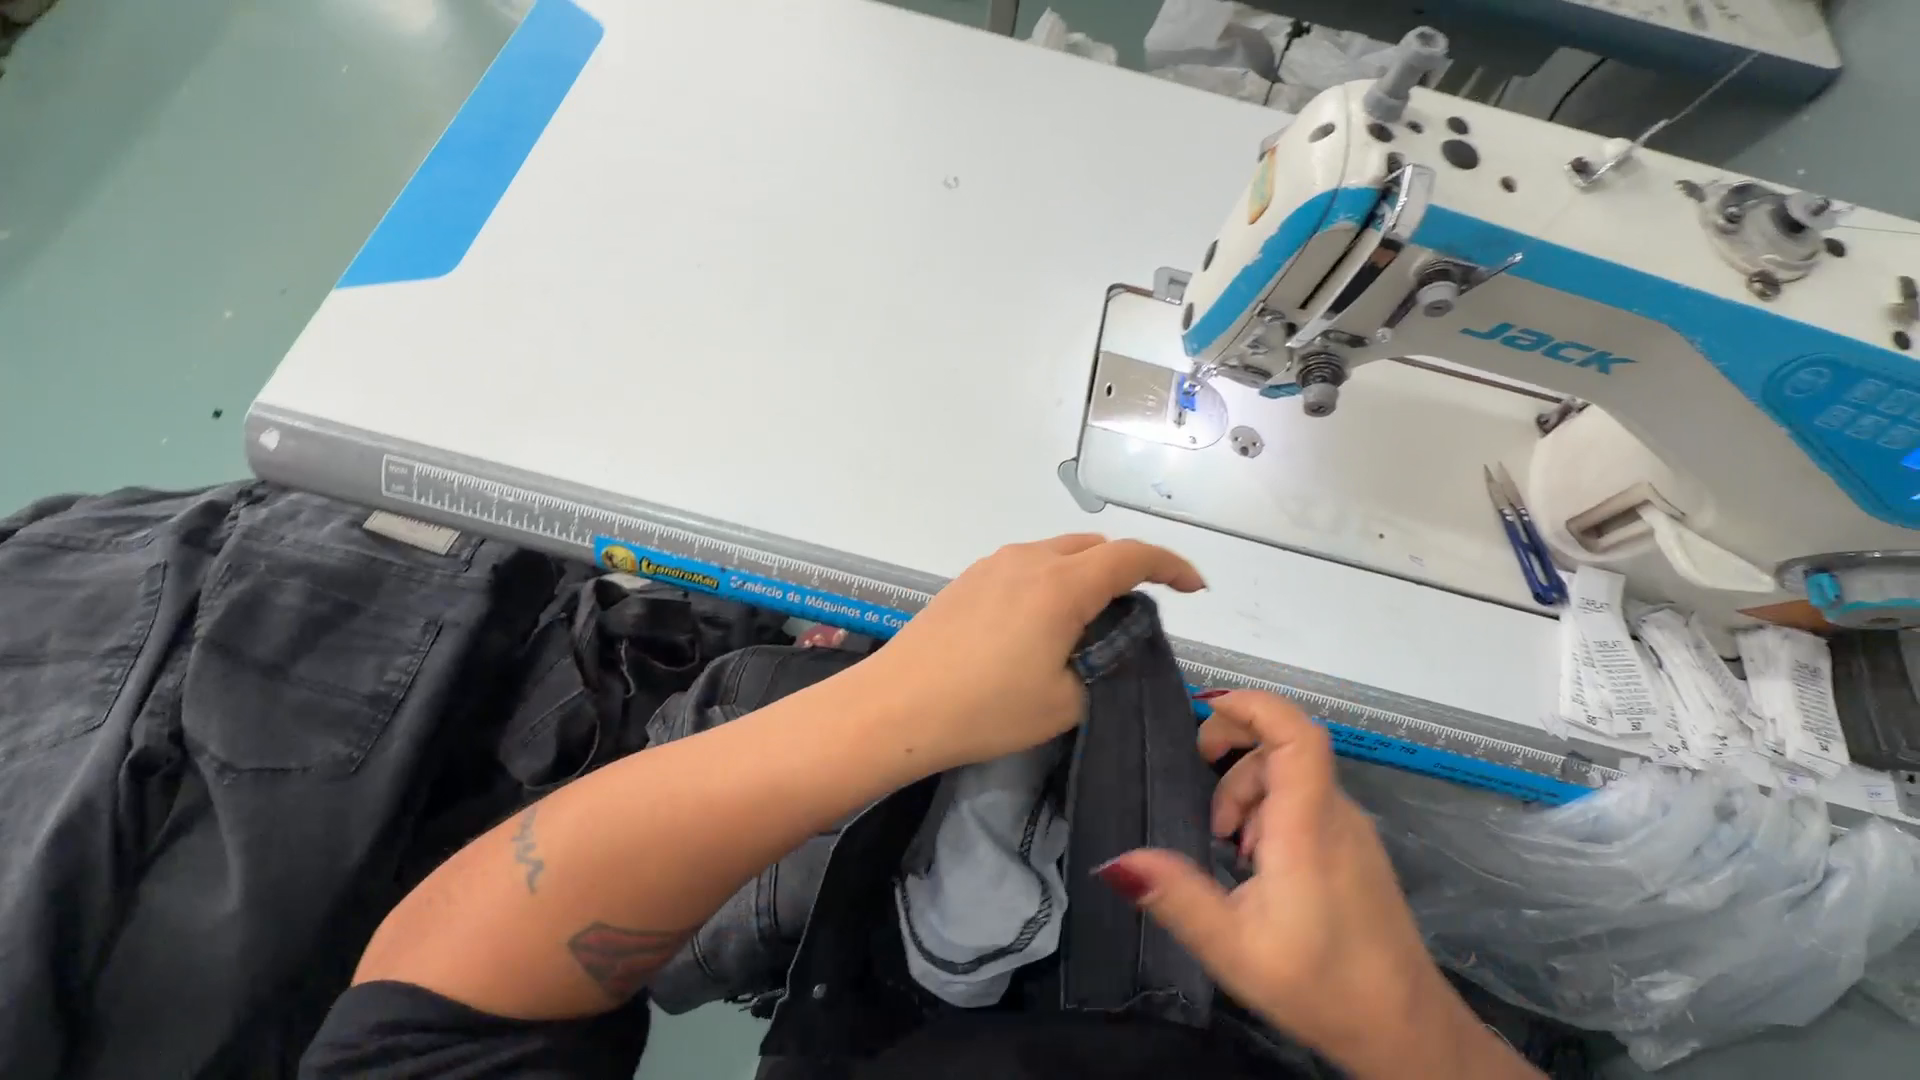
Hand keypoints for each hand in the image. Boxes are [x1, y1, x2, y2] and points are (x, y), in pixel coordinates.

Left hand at [859, 533, 1202, 770]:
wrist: (897, 707)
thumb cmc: (986, 709)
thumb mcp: (1066, 701)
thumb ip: (1105, 663)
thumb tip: (1112, 642)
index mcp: (1061, 585)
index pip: (1132, 556)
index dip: (1171, 567)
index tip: (1193, 587)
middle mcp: (1029, 560)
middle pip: (1094, 547)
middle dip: (1127, 571)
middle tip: (1138, 614)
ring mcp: (992, 565)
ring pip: (1058, 553)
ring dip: (1085, 575)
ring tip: (1088, 622)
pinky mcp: (967, 580)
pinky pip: (1026, 566)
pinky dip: (1050, 581)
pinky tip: (1039, 624)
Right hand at [1093, 692, 1540, 1079]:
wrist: (1407, 1032)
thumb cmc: (1322, 987)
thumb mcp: (1234, 948)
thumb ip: (1177, 897)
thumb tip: (1116, 861)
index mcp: (1307, 827)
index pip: (1296, 735)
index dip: (1252, 705)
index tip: (1203, 708)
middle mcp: (1335, 815)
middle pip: (1284, 745)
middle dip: (1233, 748)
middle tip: (1200, 787)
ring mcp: (1349, 829)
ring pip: (1291, 774)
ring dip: (1245, 788)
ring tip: (1223, 841)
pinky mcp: (1352, 847)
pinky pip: (1303, 800)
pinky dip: (1266, 809)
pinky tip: (1252, 860)